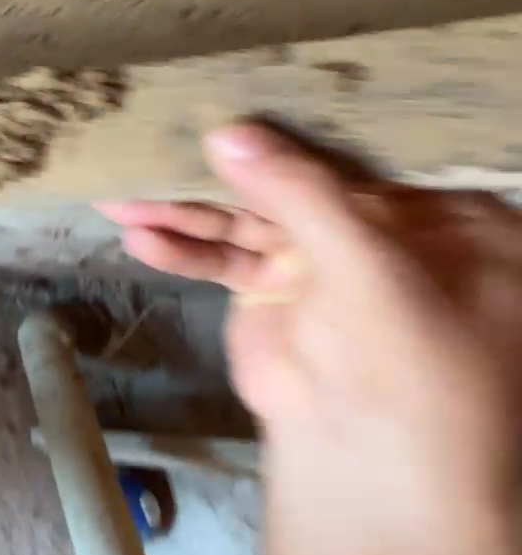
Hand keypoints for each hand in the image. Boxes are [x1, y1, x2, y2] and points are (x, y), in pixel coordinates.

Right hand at [97, 122, 521, 554]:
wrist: (367, 459)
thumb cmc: (406, 365)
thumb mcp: (365, 269)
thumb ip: (298, 195)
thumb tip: (225, 130)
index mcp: (437, 221)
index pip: (355, 154)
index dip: (289, 127)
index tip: (219, 94)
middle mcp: (378, 234)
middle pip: (282, 185)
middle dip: (210, 175)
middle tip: (143, 153)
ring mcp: (320, 261)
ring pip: (240, 219)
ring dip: (177, 214)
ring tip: (116, 203)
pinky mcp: (271, 286)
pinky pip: (218, 255)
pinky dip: (179, 249)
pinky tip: (141, 243)